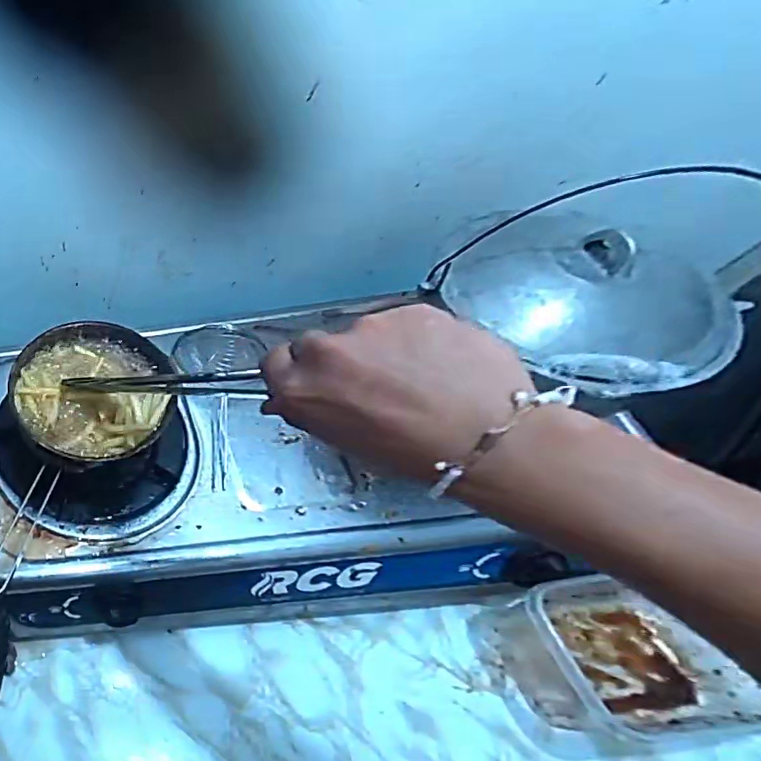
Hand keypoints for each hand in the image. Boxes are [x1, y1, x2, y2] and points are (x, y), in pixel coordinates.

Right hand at [260, 305, 536, 480]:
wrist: (486, 436)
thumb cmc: (410, 449)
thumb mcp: (340, 438)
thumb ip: (308, 409)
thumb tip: (289, 399)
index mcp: (299, 385)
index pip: (273, 361)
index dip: (292, 370)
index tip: (309, 379)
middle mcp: (325, 350)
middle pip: (314, 343)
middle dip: (334, 358)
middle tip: (364, 381)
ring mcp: (369, 327)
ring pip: (362, 331)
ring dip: (377, 347)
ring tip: (411, 375)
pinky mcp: (412, 311)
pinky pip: (402, 322)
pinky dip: (413, 338)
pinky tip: (435, 362)